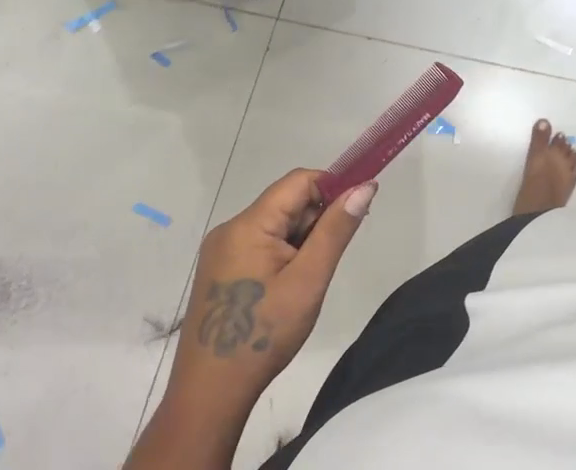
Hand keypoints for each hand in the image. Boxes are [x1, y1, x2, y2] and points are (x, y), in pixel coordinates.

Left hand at [167, 170, 376, 412]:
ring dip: (304, 238)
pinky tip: (293, 285)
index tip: (359, 210)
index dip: (333, 187)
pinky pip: (263, 244)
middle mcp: (230, 230)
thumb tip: (364, 186)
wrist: (211, 393)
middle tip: (334, 255)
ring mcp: (222, 251)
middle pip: (288, 202)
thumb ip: (336, 229)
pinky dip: (287, 253)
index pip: (299, 181)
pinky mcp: (222, 271)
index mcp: (248, 226)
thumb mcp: (309, 279)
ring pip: (278, 225)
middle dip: (319, 217)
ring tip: (313, 276)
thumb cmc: (263, 334)